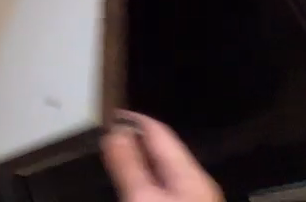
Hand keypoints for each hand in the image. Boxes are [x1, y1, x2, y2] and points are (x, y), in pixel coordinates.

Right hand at [101, 111, 222, 201]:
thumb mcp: (142, 195)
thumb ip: (128, 161)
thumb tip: (114, 127)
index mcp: (191, 172)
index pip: (158, 128)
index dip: (131, 117)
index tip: (106, 112)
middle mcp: (199, 181)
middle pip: (162, 148)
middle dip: (134, 138)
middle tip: (107, 135)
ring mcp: (198, 197)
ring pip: (164, 167)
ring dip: (141, 159)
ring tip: (117, 157)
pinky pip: (168, 183)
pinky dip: (149, 176)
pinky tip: (136, 183)